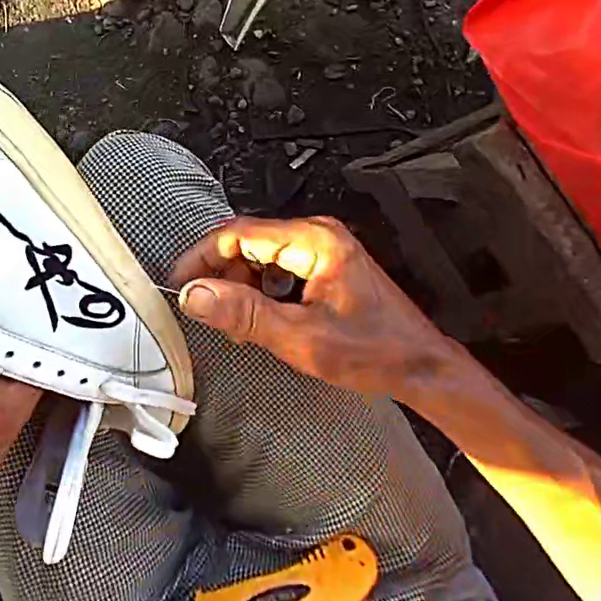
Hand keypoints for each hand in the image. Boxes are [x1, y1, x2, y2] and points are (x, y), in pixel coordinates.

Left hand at [0, 313, 44, 524]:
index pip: (4, 305)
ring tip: (23, 391)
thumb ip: (36, 371)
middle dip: (33, 342)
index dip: (41, 322)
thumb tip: (64, 347)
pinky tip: (12, 395)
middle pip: (4, 318)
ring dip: (24, 359)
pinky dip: (12, 370)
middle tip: (47, 370)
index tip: (63, 337)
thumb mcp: (2, 414)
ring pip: (2, 338)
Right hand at [167, 215, 475, 397]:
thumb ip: (244, 314)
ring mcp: (321, 252)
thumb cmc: (377, 351)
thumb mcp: (301, 336)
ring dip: (238, 286)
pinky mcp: (322, 269)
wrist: (419, 366)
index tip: (181, 281)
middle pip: (247, 242)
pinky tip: (257, 318)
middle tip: (202, 306)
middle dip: (220, 274)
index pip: (239, 233)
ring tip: (235, 321)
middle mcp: (318, 238)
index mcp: (315, 241)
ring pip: (258, 257)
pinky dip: (257, 292)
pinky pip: (275, 270)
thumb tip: (198, 295)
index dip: (202, 257)